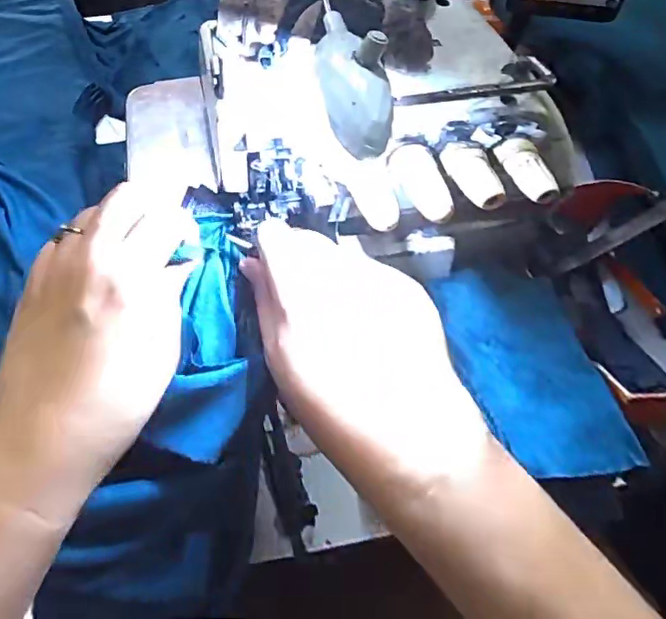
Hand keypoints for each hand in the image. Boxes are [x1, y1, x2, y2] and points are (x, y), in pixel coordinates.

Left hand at [0, 185, 198, 513]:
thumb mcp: (162, 350)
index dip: (186, 226)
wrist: (35, 444)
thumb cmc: (114, 404)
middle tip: (163, 236)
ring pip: (93, 210)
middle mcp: (89, 256)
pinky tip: (95, 267)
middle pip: (126, 196)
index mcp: (129, 274)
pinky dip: (87, 239)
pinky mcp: (32, 280)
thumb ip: (171, 294)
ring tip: (131, 249)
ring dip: (120, 219)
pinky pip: (65, 237)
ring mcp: (55, 264)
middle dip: (153, 206)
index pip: (166, 217)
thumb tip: (179, 263)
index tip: (190, 248)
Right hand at [242, 221, 490, 493]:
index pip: (275, 235)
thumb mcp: (281, 361)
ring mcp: (379, 274)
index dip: (269, 248)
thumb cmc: (332, 408)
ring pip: (340, 253)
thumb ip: (264, 303)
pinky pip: (371, 270)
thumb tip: (253, 265)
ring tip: (336, 313)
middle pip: (308, 240)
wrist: (411, 429)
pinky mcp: (407, 283)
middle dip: (298, 258)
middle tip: (300, 296)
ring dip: (330, 270)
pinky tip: (367, 319)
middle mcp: (341, 271)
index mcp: (300, 292)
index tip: (267, 266)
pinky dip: (361, 284)